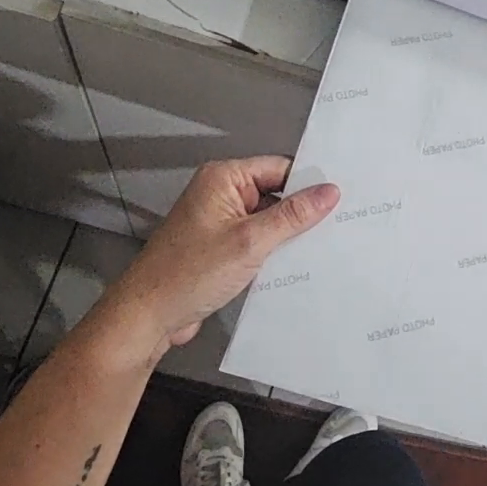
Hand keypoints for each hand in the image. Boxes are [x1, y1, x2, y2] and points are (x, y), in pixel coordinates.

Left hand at [96, 156, 337, 361]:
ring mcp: (220, 221)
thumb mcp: (250, 242)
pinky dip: (274, 249)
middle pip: (275, 192)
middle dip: (301, 211)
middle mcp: (220, 194)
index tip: (338, 198)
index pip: (279, 168)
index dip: (308, 183)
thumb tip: (327, 192)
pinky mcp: (221, 246)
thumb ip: (292, 215)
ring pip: (268, 218)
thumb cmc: (186, 275)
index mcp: (223, 178)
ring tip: (319, 246)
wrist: (148, 317)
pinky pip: (257, 239)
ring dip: (288, 234)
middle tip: (335, 224)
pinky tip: (294, 263)